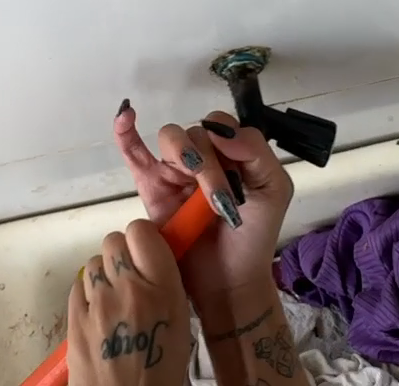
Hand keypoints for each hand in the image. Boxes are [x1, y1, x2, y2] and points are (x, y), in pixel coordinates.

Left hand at [67, 220, 192, 385]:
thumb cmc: (162, 372)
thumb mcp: (180, 323)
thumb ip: (166, 283)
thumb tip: (154, 254)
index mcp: (163, 289)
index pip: (141, 230)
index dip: (142, 239)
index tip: (146, 253)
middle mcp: (129, 289)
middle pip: (114, 240)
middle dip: (121, 255)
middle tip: (129, 278)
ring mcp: (98, 304)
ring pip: (95, 262)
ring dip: (104, 276)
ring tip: (113, 302)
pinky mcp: (74, 320)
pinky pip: (79, 286)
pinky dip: (87, 295)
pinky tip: (98, 316)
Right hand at [113, 104, 294, 305]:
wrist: (230, 281)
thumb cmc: (254, 234)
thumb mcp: (273, 188)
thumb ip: (256, 151)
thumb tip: (220, 131)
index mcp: (228, 151)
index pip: (219, 124)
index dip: (225, 140)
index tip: (236, 171)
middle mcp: (200, 155)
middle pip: (194, 133)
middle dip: (209, 164)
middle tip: (219, 200)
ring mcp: (174, 170)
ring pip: (170, 139)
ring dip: (183, 157)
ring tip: (194, 190)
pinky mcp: (151, 187)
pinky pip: (134, 153)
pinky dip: (125, 132)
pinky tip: (125, 117)